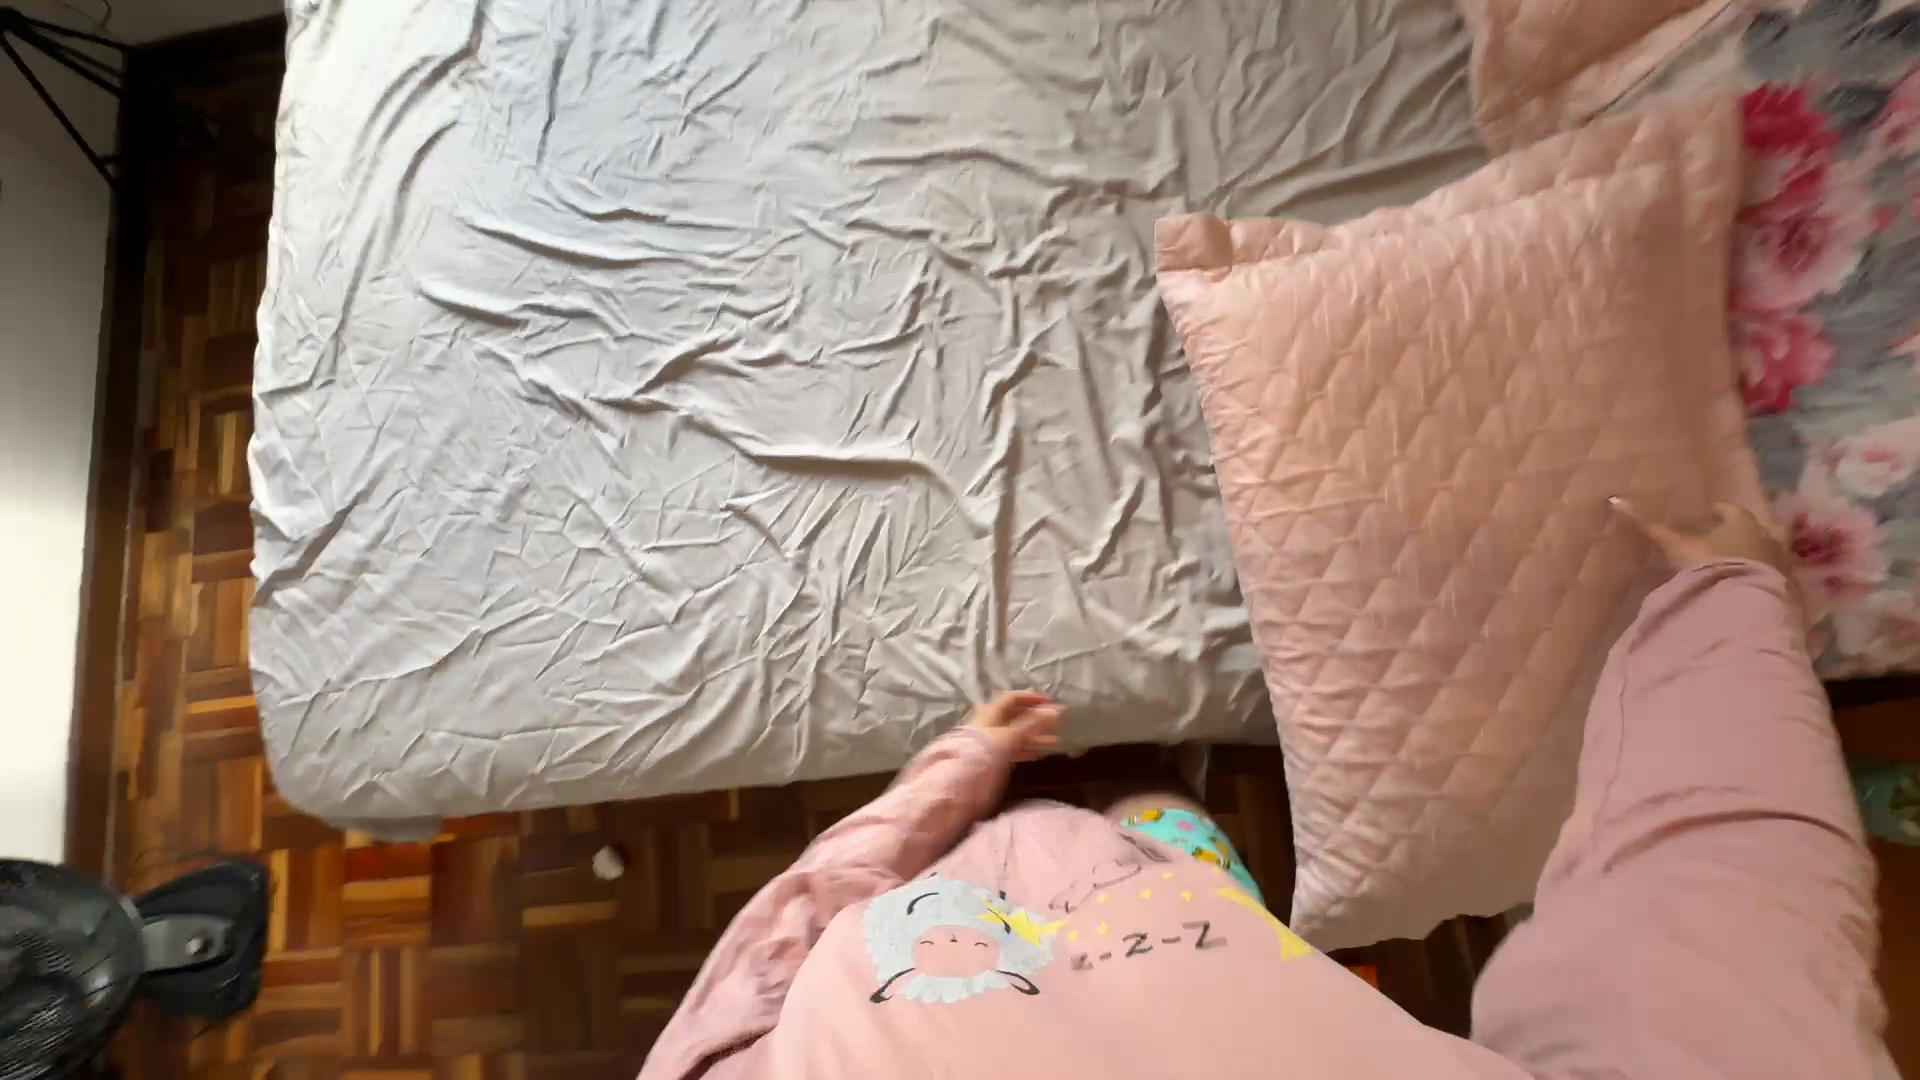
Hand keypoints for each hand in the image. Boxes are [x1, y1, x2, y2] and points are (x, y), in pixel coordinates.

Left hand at [968, 691, 1062, 761]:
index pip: (1013, 699)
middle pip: (1016, 717)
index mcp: (991, 713)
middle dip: (1037, 719)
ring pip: (1016, 735)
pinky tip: (1041, 754)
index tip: (1053, 702)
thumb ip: (1032, 724)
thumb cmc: (985, 751)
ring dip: (1035, 737)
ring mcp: (990, 741)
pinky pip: (1012, 749)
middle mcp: (990, 724)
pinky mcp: (991, 758)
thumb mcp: (1010, 736)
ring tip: (1056, 742)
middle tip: (1058, 723)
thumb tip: (1056, 710)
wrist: (960, 780)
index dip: (1032, 698)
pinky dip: (1027, 749)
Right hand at [1610, 497, 1796, 580]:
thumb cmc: (1707, 561)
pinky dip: (1769, 567)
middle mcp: (1767, 537)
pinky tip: (1756, 573)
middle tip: (1739, 527)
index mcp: (1743, 524)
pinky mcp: (1785, 581)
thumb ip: (1650, 525)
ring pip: (1777, 545)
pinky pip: (1778, 568)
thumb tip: (1616, 500)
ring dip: (1765, 545)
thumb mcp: (1674, 543)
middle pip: (1767, 524)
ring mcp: (1780, 559)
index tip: (1710, 511)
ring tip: (1750, 550)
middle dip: (1754, 524)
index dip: (1721, 509)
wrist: (1739, 596)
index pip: (1734, 510)